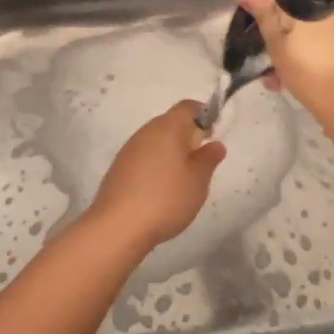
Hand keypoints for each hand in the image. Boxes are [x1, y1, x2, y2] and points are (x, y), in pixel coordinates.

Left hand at [87, 102, 226, 250]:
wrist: (118, 226)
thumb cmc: (166, 198)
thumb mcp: (198, 181)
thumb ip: (208, 159)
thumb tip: (215, 144)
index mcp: (167, 127)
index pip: (187, 107)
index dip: (203, 115)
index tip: (211, 136)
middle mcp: (145, 132)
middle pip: (170, 123)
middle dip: (187, 137)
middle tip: (199, 163)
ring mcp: (128, 150)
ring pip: (156, 141)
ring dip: (171, 153)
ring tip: (181, 181)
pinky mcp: (118, 168)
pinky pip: (143, 157)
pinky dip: (155, 166)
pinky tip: (159, 192)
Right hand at [235, 0, 333, 117]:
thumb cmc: (308, 70)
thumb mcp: (277, 43)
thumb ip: (262, 14)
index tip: (242, 16)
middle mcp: (323, 3)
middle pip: (287, 6)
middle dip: (269, 26)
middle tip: (255, 47)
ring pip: (299, 24)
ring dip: (282, 43)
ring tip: (269, 73)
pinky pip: (312, 36)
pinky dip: (298, 50)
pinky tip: (284, 77)